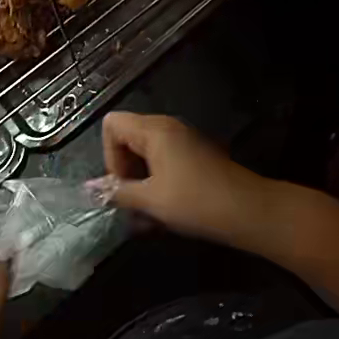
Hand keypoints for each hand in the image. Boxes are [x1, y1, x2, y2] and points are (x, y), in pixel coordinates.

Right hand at [91, 112, 273, 243]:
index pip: (112, 125)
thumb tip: (90, 189)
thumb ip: (117, 191)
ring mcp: (183, 140)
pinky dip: (156, 182)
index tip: (120, 184)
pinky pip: (164, 161)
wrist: (248, 210)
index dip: (109, 155)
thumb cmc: (195, 201)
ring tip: (145, 213)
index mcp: (154, 130)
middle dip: (123, 170)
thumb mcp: (151, 200)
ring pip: (146, 153)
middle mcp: (167, 127)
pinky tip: (163, 211)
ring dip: (140, 181)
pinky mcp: (195, 156)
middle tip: (130, 202)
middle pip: (127, 137)